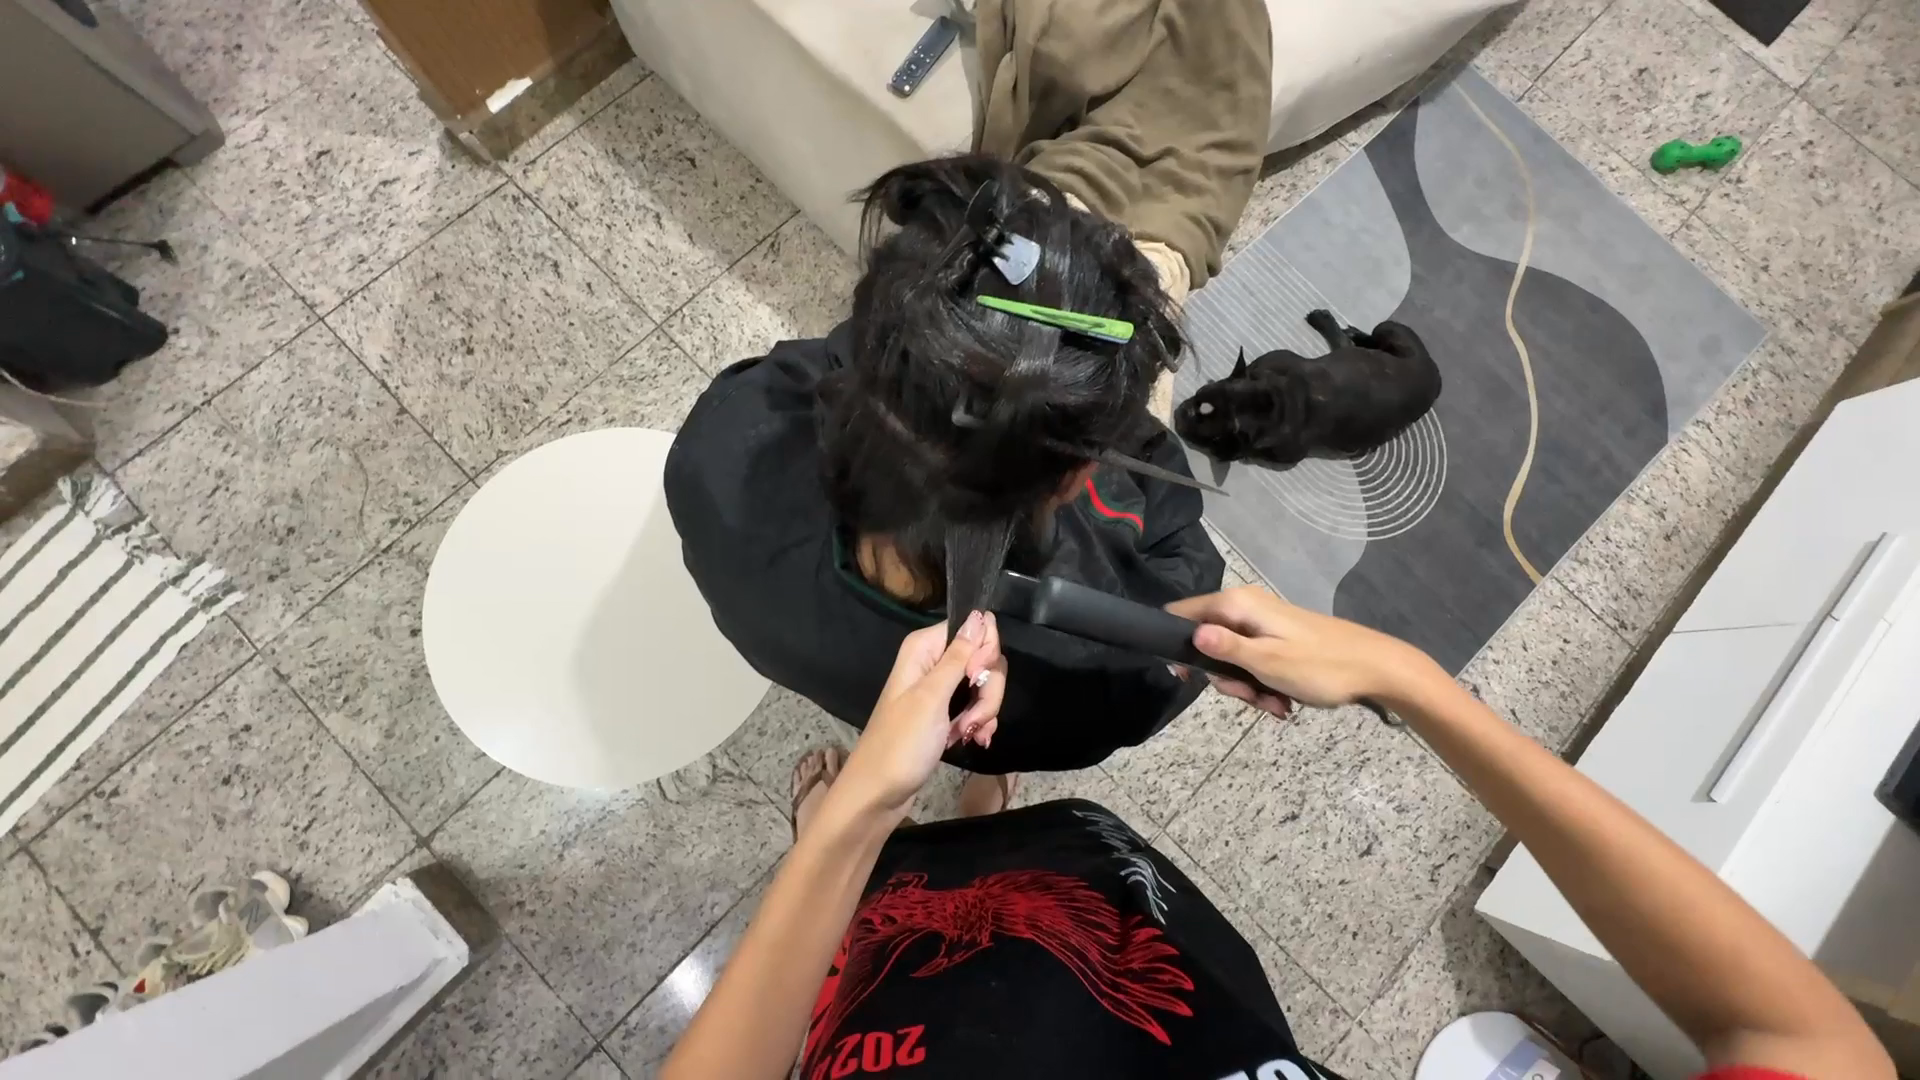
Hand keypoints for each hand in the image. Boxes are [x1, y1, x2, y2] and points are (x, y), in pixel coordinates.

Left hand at [837, 612, 1005, 815]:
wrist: (879, 793)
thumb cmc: (901, 743)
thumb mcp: (932, 697)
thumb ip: (959, 655)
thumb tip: (980, 614)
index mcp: (923, 648)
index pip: (972, 628)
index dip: (984, 652)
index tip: (977, 678)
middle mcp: (932, 662)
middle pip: (982, 659)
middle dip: (988, 690)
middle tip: (974, 718)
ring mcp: (940, 689)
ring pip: (983, 685)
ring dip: (985, 711)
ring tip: (968, 734)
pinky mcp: (946, 713)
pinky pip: (976, 706)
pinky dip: (980, 723)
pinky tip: (975, 739)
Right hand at [1166, 586, 1438, 715]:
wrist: (1378, 668)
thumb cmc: (1320, 667)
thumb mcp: (1267, 662)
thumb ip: (1226, 648)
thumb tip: (1191, 635)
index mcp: (1237, 604)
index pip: (1181, 613)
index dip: (1176, 644)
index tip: (1187, 676)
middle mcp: (1245, 605)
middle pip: (1206, 640)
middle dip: (1222, 675)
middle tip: (1248, 696)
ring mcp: (1262, 621)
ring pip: (1230, 655)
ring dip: (1245, 685)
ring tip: (1273, 703)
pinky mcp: (1276, 636)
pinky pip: (1253, 659)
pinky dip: (1261, 681)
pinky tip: (1281, 700)